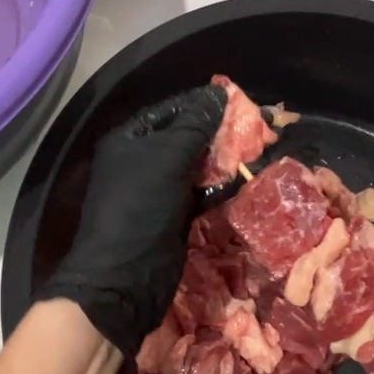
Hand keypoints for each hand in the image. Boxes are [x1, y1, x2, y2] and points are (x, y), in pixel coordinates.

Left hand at [34, 84, 228, 356]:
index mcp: (129, 139)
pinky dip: (217, 184)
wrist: (123, 280)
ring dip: (219, 157)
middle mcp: (140, 160)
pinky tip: (240, 178)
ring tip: (251, 147)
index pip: (170, 110)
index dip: (200, 104)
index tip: (234, 99)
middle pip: (183, 136)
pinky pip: (198, 190)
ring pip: (194, 163)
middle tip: (251, 124)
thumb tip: (219, 94)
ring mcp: (156, 190)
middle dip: (215, 130)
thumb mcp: (168, 159)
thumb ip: (195, 126)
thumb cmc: (140, 208)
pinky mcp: (172, 215)